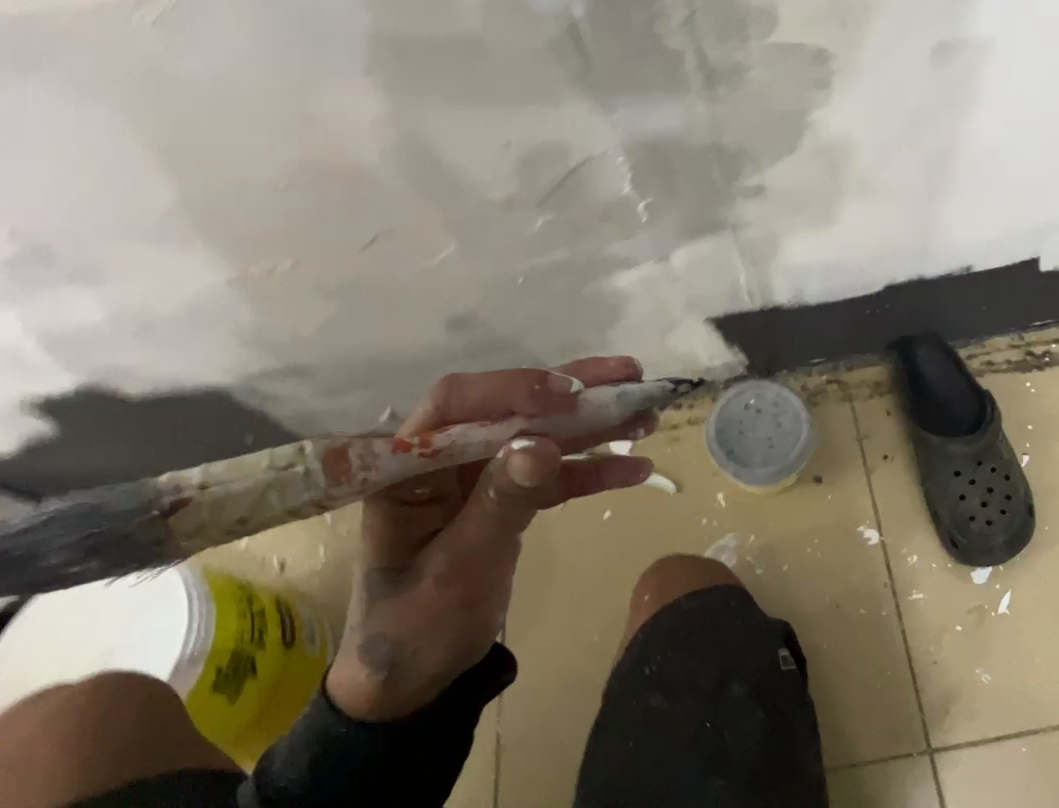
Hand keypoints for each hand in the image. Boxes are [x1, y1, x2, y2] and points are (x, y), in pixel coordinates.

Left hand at [324, 357, 656, 720]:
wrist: (413, 683)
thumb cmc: (417, 628)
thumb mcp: (460, 567)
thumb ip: (501, 502)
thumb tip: (542, 445)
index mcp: (411, 465)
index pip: (459, 403)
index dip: (514, 389)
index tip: (569, 393)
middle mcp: (445, 457)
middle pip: (512, 409)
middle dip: (571, 392)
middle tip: (629, 375)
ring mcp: (479, 477)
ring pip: (540, 435)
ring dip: (593, 425)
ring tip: (648, 411)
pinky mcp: (508, 499)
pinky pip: (554, 476)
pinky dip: (592, 471)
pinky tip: (636, 467)